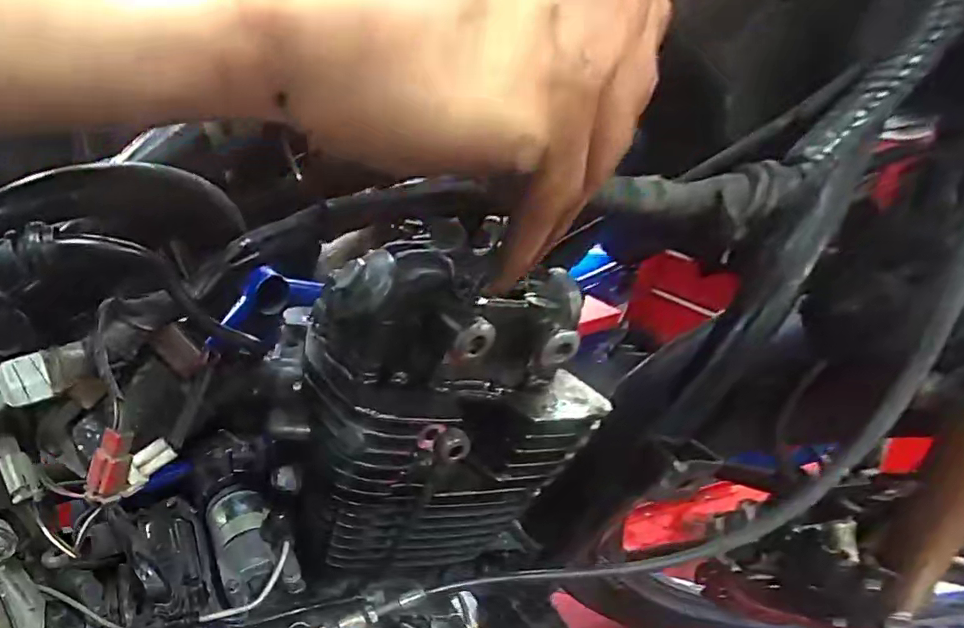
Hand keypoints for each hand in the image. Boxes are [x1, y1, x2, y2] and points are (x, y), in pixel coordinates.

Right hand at [261, 0, 670, 283]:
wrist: (327, 34)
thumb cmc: (375, 12)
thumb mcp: (483, 11)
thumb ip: (528, 38)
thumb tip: (531, 93)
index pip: (636, 33)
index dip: (610, 91)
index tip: (577, 138)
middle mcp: (612, 0)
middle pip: (627, 96)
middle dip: (592, 156)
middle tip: (553, 203)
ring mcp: (588, 58)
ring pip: (599, 152)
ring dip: (565, 206)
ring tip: (530, 240)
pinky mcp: (553, 118)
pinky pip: (556, 198)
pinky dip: (533, 239)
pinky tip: (507, 265)